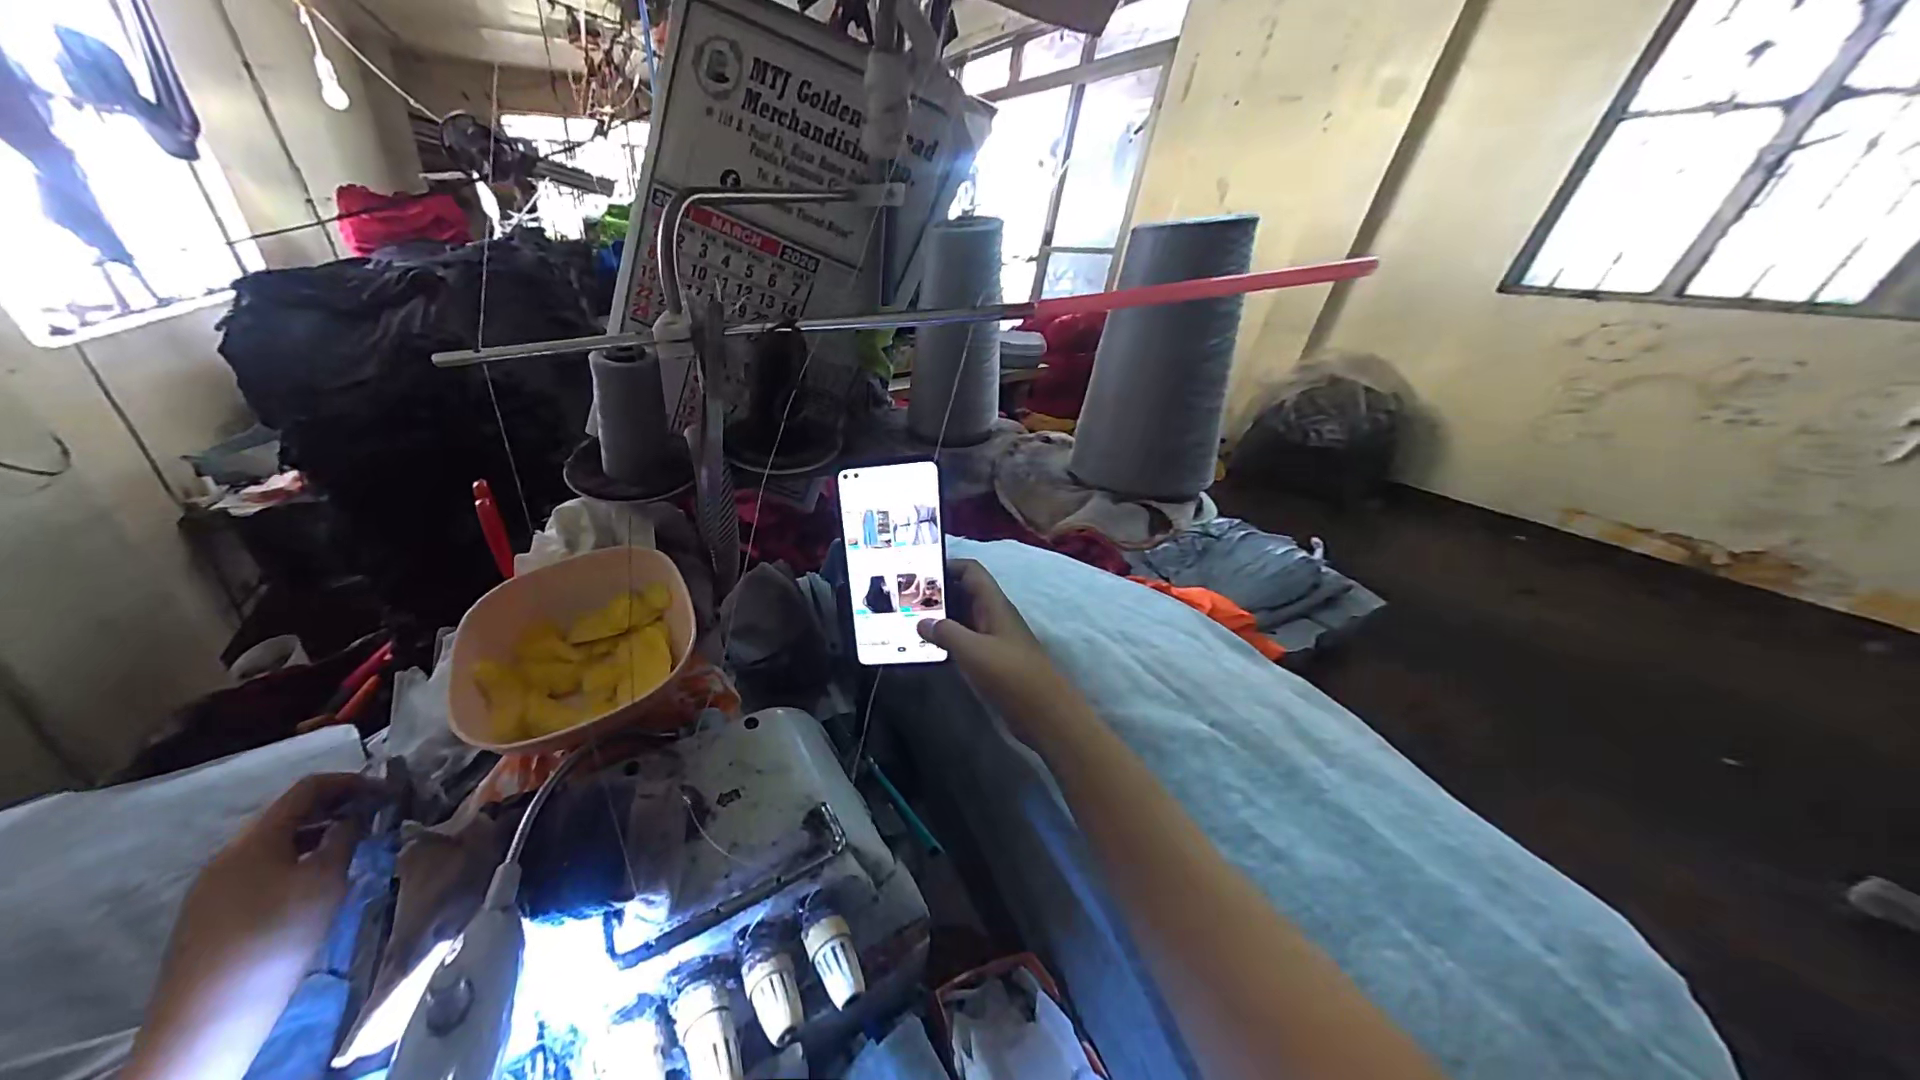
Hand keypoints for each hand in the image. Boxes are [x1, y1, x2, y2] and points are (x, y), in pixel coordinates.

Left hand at [124, 773, 373, 1079]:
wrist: (209, 1014)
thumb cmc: (277, 935)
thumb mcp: (326, 880)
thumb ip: (344, 839)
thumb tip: (355, 816)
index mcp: (255, 839)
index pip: (307, 788)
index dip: (351, 782)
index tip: (386, 792)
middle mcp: (229, 853)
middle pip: (288, 813)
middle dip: (334, 808)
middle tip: (374, 817)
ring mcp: (214, 884)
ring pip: (274, 842)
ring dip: (316, 834)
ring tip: (351, 846)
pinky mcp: (211, 910)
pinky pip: (260, 867)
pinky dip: (295, 858)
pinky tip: (314, 880)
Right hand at [919, 559, 1075, 728]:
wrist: (1043, 713)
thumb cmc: (1011, 675)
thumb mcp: (974, 651)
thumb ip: (946, 633)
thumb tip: (921, 622)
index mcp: (994, 605)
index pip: (971, 571)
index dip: (947, 565)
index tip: (917, 571)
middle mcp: (993, 616)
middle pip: (963, 594)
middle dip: (936, 594)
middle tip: (903, 599)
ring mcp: (992, 639)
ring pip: (962, 619)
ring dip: (939, 619)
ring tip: (907, 621)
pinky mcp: (990, 661)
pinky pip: (964, 642)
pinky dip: (946, 641)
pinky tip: (925, 649)